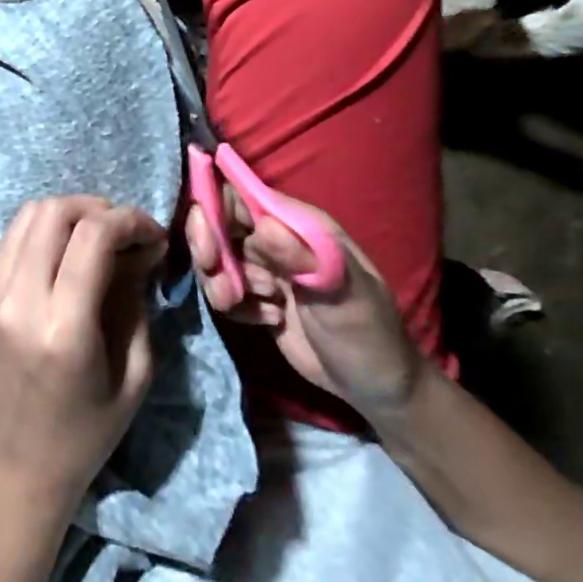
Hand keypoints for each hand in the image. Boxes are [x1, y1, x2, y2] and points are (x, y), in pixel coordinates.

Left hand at [0, 196, 167, 502]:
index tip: (153, 233)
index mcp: (63, 329)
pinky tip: (67, 250)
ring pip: (30, 214)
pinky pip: (14, 235)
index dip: (129, 220)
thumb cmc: (90, 426)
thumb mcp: (135, 369)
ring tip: (99, 236)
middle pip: (54, 212)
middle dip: (99, 208)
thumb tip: (142, 243)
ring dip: (71, 212)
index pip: (92, 236)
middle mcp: (19, 302)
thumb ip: (135, 296)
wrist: (23, 457)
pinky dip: (45, 228)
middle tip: (126, 232)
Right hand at [187, 187, 423, 418]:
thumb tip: (264, 227)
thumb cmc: (368, 334)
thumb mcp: (343, 297)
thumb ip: (305, 260)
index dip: (214, 209)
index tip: (207, 245)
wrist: (375, 386)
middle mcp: (279, 238)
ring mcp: (268, 268)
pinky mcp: (260, 296)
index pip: (242, 195)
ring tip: (242, 307)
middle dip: (209, 251)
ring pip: (219, 258)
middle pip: (220, 223)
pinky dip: (234, 306)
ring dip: (219, 283)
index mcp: (300, 225)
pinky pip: (227, 288)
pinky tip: (267, 321)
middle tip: (224, 288)